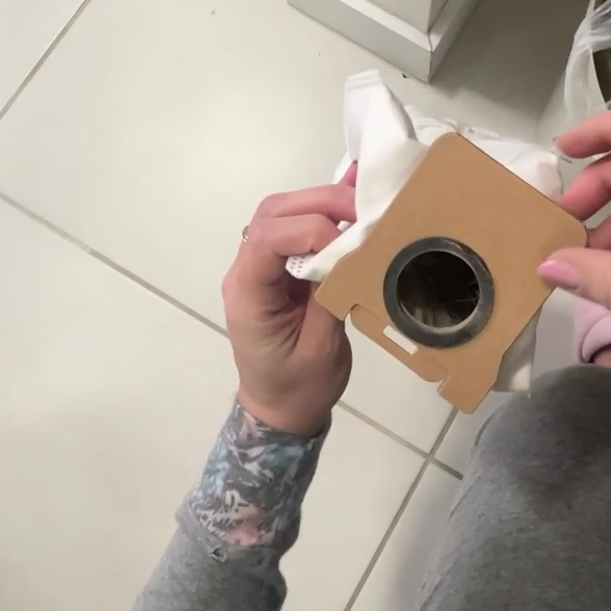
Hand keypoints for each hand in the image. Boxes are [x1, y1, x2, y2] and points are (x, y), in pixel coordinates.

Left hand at [221, 179, 356, 436]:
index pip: (266, 241)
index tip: (348, 242)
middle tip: (363, 210)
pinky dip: (322, 211)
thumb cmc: (298, 388)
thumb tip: (351, 249)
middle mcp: (246, 272)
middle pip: (272, 215)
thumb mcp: (321, 349)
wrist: (281, 410)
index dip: (309, 229)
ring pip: (282, 212)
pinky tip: (350, 200)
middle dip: (320, 203)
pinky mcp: (280, 266)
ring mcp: (261, 266)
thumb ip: (330, 294)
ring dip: (321, 203)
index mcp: (249, 295)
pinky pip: (294, 226)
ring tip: (360, 209)